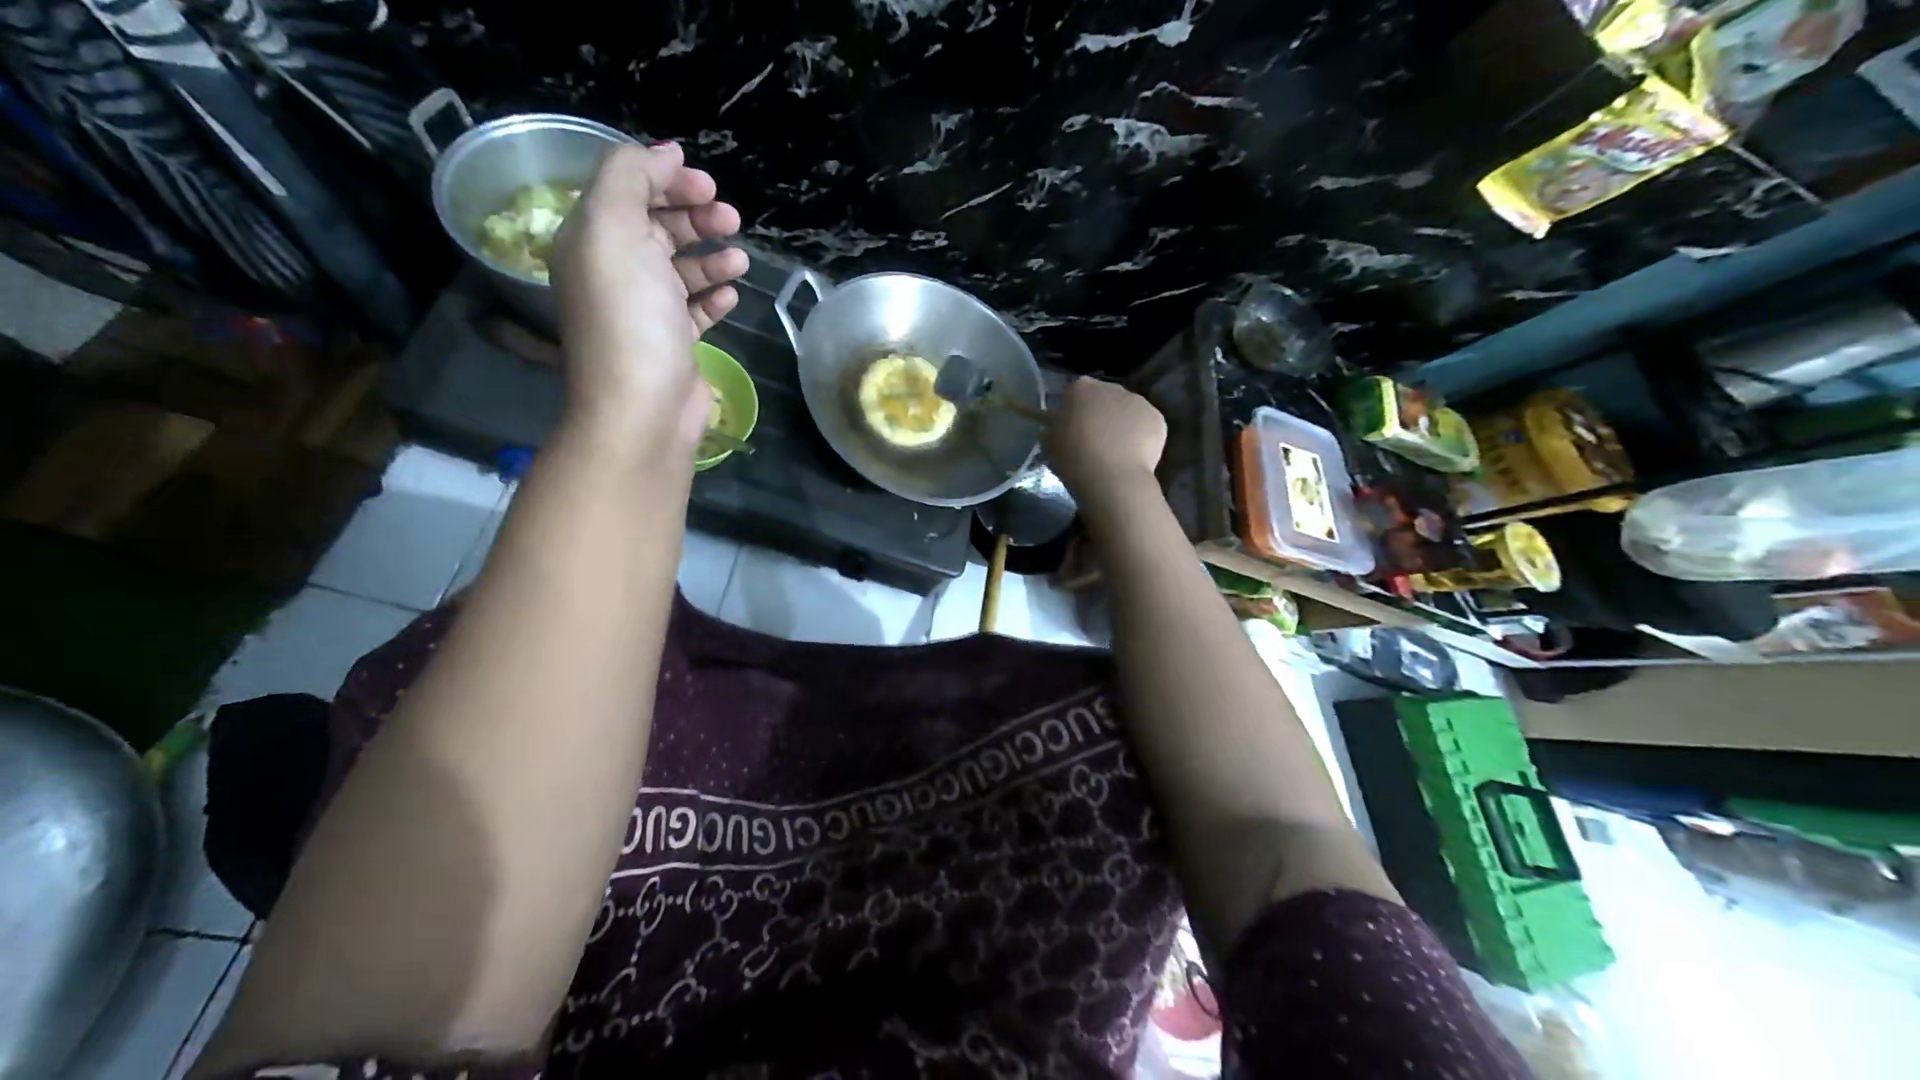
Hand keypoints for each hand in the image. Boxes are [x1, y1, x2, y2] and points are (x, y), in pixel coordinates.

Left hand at [549, 142, 747, 449]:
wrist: (642, 406)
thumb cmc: (629, 316)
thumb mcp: (614, 228)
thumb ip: (631, 176)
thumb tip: (665, 153)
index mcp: (591, 240)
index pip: (627, 192)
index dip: (665, 179)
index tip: (705, 184)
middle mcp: (615, 271)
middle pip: (657, 227)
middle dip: (695, 215)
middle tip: (729, 217)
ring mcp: (646, 310)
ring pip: (682, 268)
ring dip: (711, 256)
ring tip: (738, 259)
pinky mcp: (673, 342)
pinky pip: (696, 308)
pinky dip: (714, 295)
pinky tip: (731, 293)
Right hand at [1043, 377, 1166, 503]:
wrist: (1112, 478)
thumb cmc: (1074, 459)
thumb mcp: (1050, 442)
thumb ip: (1055, 427)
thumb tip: (1061, 425)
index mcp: (1081, 389)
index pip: (1075, 392)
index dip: (1074, 409)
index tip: (1073, 428)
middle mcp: (1111, 387)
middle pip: (1105, 396)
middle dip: (1101, 412)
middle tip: (1096, 440)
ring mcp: (1138, 401)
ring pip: (1128, 409)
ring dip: (1123, 423)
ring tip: (1118, 450)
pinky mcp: (1157, 418)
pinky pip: (1145, 423)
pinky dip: (1141, 435)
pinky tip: (1134, 455)